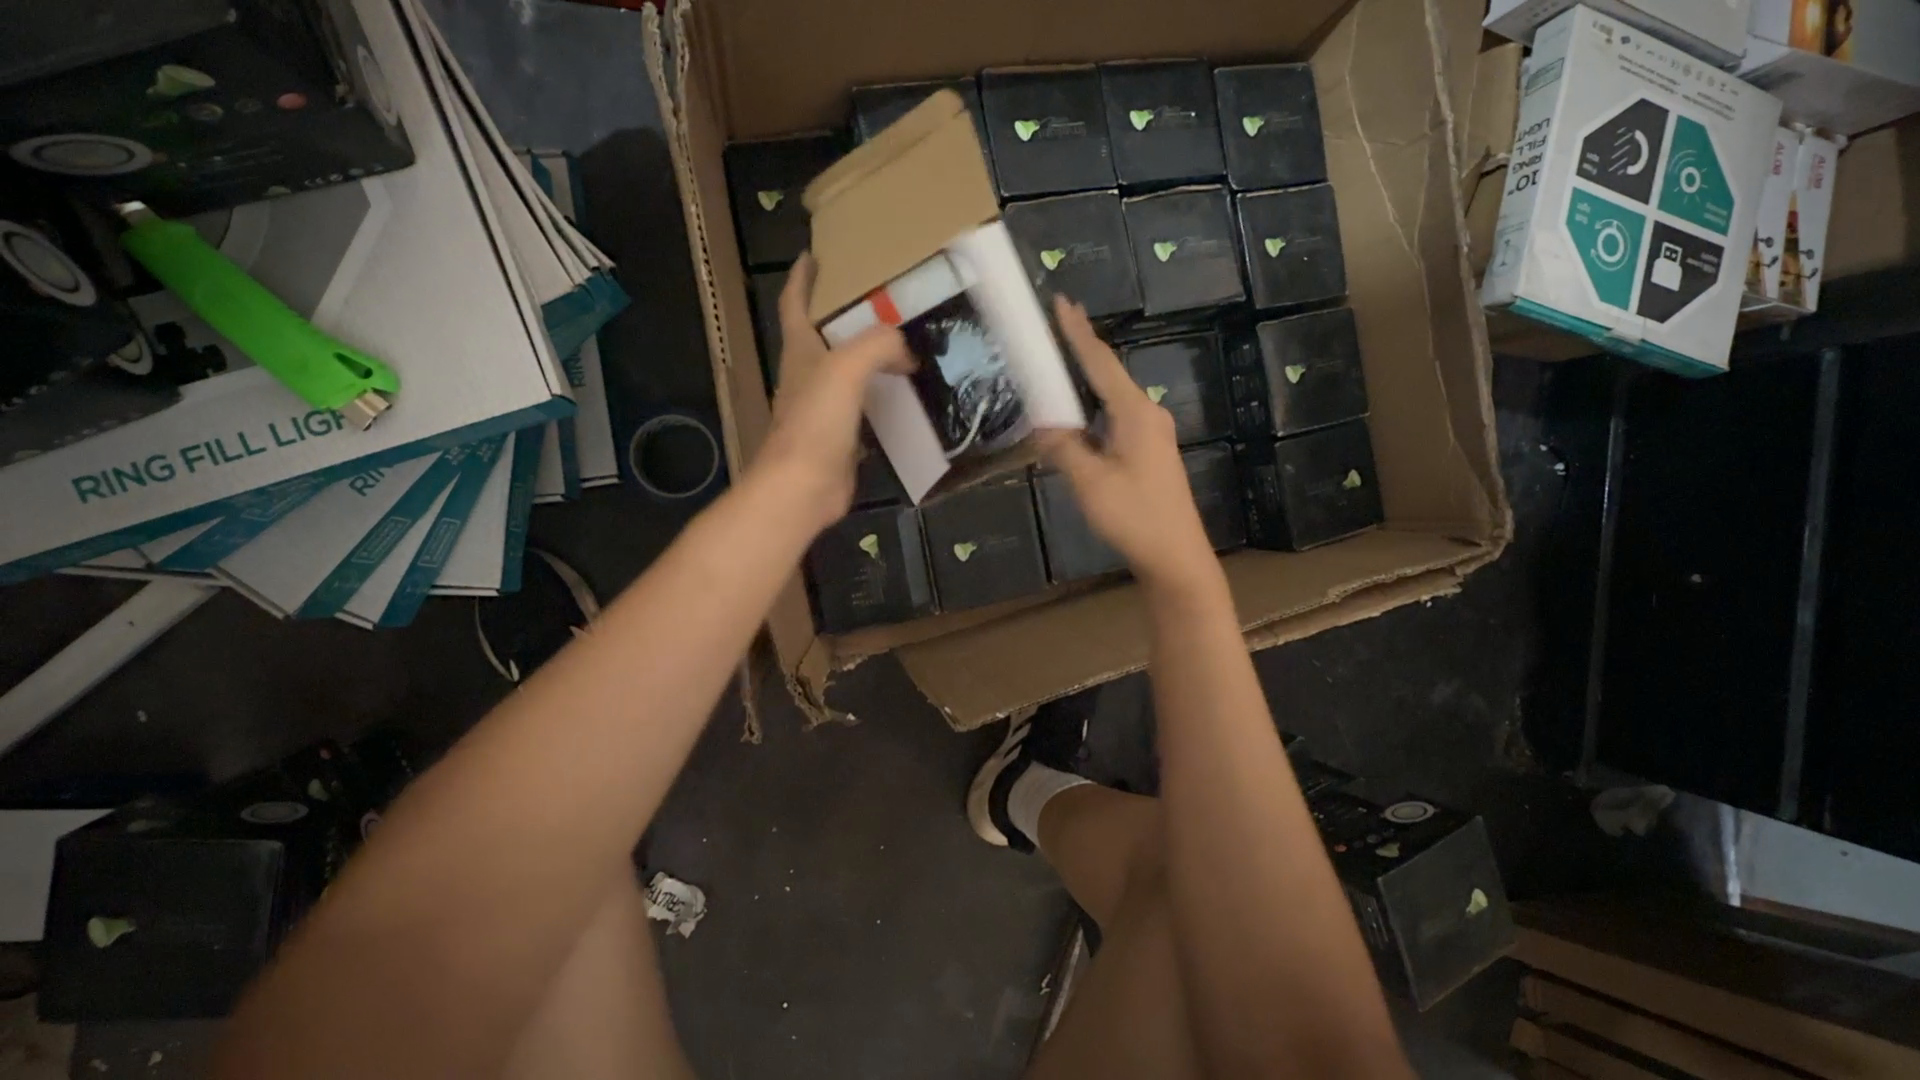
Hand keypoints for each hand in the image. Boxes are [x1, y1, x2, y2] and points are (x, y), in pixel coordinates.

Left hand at [753, 253, 912, 532]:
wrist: (803, 486)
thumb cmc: (816, 421)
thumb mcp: (847, 367)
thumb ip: (878, 345)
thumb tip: (906, 352)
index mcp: (800, 351)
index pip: (795, 304)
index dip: (801, 278)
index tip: (813, 256)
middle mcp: (807, 375)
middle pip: (823, 336)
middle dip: (844, 316)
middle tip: (880, 300)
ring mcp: (822, 408)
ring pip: (846, 372)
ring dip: (867, 357)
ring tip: (900, 344)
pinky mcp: (838, 437)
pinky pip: (863, 407)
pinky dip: (880, 396)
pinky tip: (903, 395)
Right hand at [1039, 297, 1218, 587]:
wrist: (1176, 556)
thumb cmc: (1134, 516)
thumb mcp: (1089, 482)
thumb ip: (1063, 447)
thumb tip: (1042, 422)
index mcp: (1134, 413)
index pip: (1100, 362)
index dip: (1078, 332)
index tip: (1062, 302)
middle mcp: (1148, 415)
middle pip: (1108, 375)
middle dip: (1081, 351)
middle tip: (1054, 328)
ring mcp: (1152, 434)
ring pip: (1112, 398)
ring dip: (1086, 382)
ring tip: (1058, 365)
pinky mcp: (1150, 453)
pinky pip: (1116, 418)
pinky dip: (1093, 409)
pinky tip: (1076, 415)